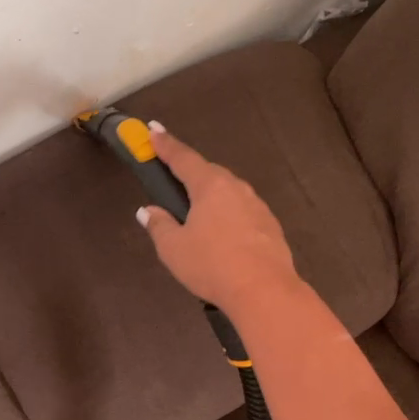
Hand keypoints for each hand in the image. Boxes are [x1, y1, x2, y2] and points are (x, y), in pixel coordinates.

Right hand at [137, 123, 303, 315]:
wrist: (265, 290)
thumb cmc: (212, 265)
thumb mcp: (174, 249)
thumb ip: (159, 225)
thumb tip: (149, 210)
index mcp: (209, 186)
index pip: (182, 158)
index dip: (165, 144)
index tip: (153, 129)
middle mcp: (235, 187)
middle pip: (208, 173)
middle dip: (189, 172)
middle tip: (173, 179)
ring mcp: (257, 205)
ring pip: (228, 192)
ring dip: (210, 196)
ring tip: (197, 215)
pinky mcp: (270, 225)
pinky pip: (241, 211)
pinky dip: (227, 215)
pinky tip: (222, 235)